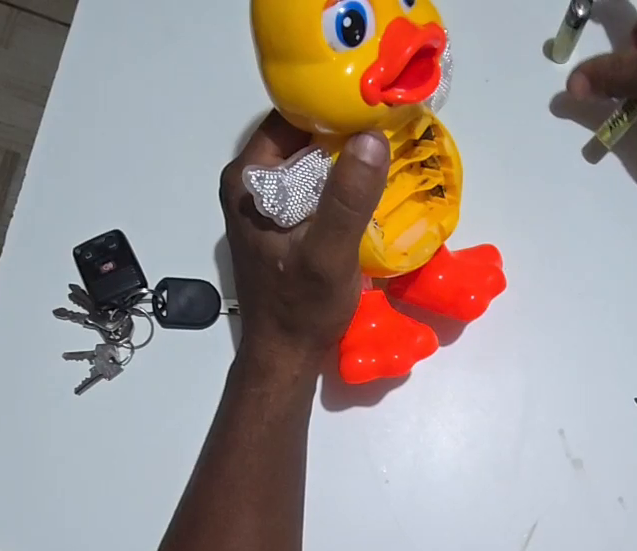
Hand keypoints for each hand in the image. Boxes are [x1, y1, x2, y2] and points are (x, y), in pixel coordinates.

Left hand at [219, 112, 389, 367]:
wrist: (285, 358)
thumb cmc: (301, 310)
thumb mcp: (327, 253)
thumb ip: (347, 199)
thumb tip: (372, 138)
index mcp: (247, 180)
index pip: (291, 117)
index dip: (333, 108)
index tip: (374, 107)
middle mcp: (249, 187)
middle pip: (302, 139)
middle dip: (344, 133)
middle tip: (389, 128)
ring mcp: (265, 208)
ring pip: (309, 166)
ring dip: (345, 161)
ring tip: (387, 154)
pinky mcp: (281, 228)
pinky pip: (313, 192)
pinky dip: (340, 188)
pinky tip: (370, 192)